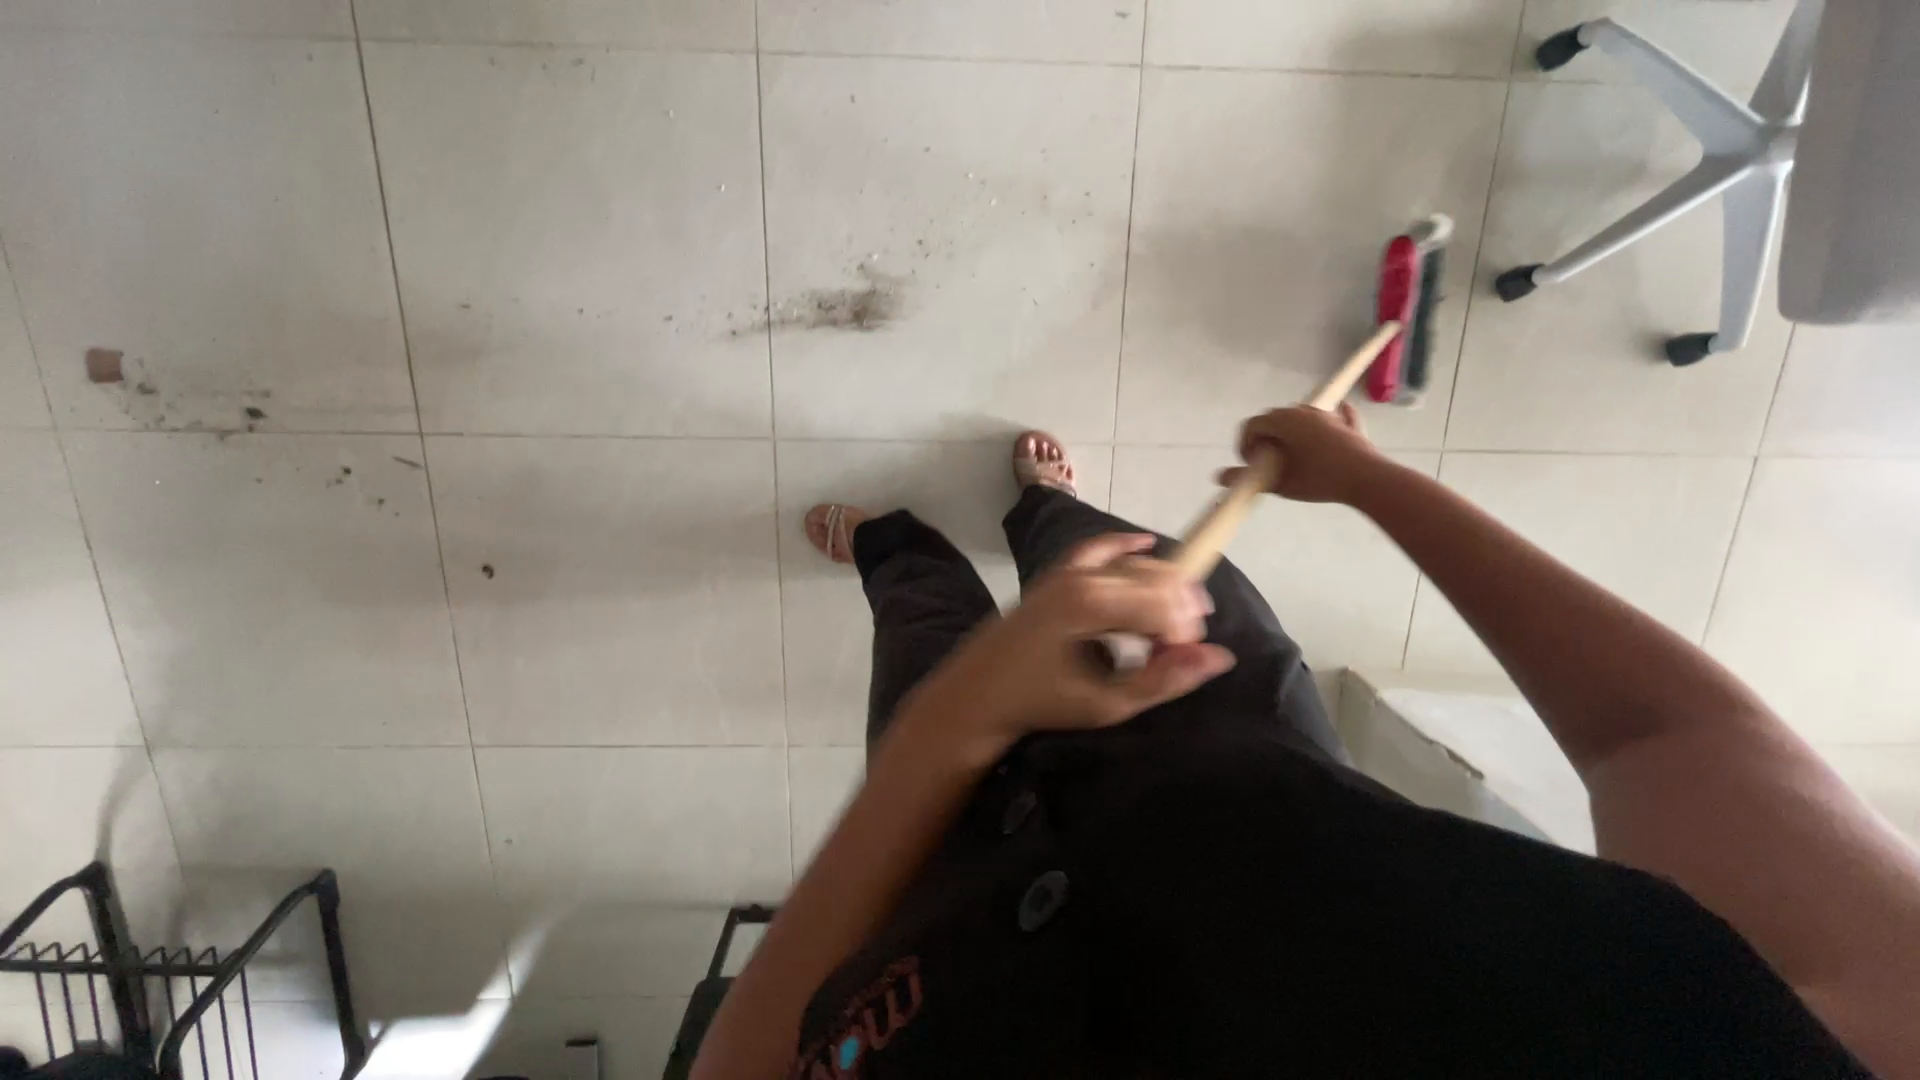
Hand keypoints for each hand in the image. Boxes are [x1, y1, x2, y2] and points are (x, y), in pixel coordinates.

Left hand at [899, 534, 1234, 754]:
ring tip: (1178, 619)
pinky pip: (1096, 548)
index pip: (1161, 603)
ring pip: (1131, 564)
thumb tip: (1220, 657)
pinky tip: (1147, 543)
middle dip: (1178, 608)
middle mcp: (1079, 577)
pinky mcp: (1055, 574)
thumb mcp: (1106, 703)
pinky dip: (1124, 546)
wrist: (978, 692)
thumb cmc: (1041, 703)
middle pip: (1152, 578)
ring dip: (1161, 585)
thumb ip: (1163, 680)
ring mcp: (1065, 572)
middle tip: (1184, 644)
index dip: (1184, 632)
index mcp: (1089, 606)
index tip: (1183, 661)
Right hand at [1217, 403, 1391, 503]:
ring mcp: (1328, 414)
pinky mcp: (1348, 423)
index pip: (1252, 425)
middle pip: (1274, 418)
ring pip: (1300, 416)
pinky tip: (1329, 426)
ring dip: (1290, 432)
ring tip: (1293, 458)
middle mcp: (1303, 411)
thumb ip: (1245, 478)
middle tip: (1268, 464)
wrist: (1367, 479)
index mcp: (1283, 420)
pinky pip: (1334, 415)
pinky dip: (1326, 421)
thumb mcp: (1278, 482)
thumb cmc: (1318, 479)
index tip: (1252, 466)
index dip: (1245, 445)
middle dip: (1266, 439)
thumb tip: (1218, 477)